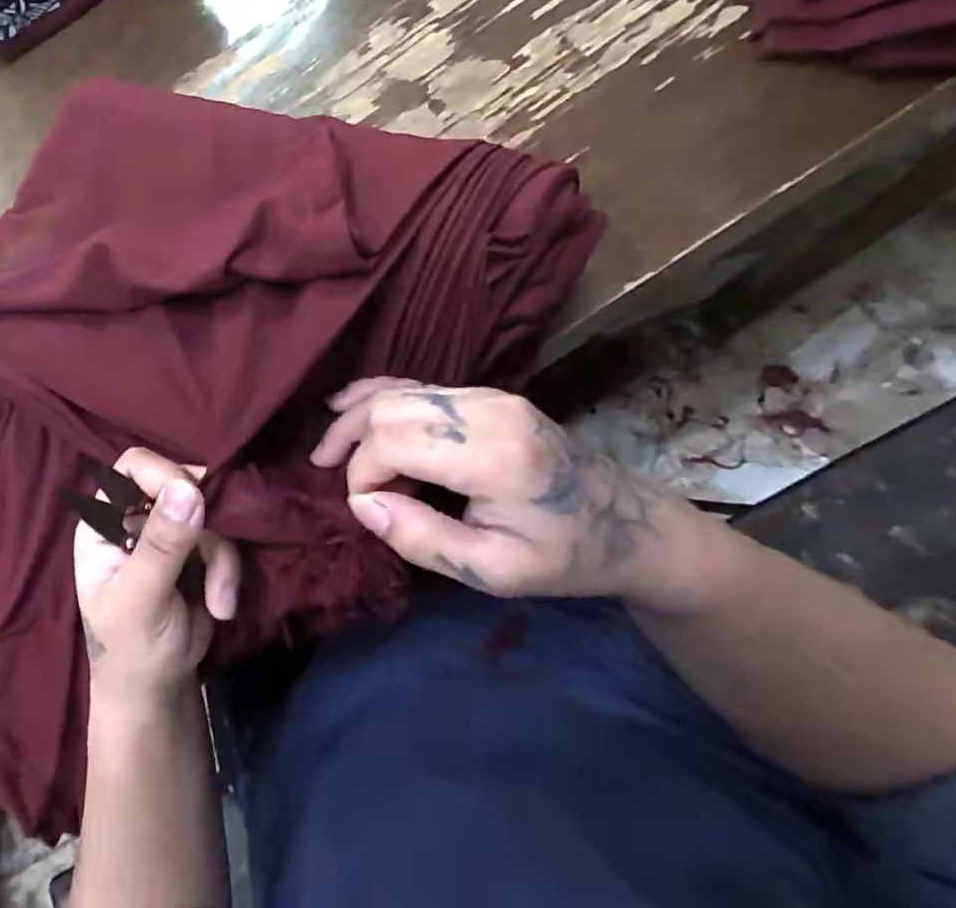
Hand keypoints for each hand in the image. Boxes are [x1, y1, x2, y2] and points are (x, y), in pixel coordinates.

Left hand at [74, 448, 241, 708]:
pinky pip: (225, 539)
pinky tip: (221, 606)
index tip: (195, 500)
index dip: (164, 474)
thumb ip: (161, 546)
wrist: (157, 689)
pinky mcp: (199, 551)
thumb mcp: (141, 599)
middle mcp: (134, 518)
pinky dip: (229, 571)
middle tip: (214, 558)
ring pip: (211, 515)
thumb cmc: (130, 648)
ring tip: (218, 602)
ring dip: (222, 560)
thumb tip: (187, 489)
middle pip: (181, 486)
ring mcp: (169, 533)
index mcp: (104, 522)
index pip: (133, 468)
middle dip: (204, 526)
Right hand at [310, 377, 683, 601]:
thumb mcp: (494, 571)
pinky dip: (376, 396)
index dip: (361, 474)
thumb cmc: (564, 557)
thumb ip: (422, 539)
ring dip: (355, 419)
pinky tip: (346, 405)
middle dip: (351, 443)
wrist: (628, 524)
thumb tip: (362, 504)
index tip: (364, 507)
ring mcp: (488, 395)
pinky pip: (416, 385)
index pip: (392, 444)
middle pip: (387, 410)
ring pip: (395, 391)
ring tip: (328, 448)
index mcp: (494, 457)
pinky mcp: (485, 393)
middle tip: (330, 473)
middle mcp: (489, 411)